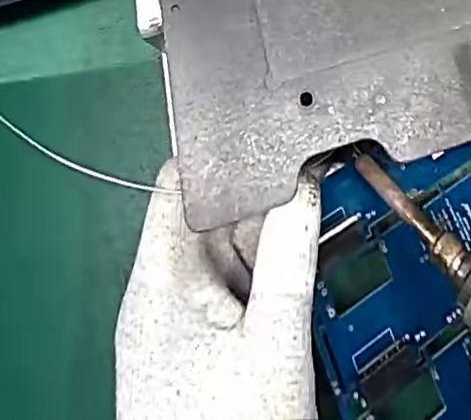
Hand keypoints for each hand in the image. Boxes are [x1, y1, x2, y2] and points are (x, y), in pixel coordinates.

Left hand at [115, 160, 321, 419]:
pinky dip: (266, 271)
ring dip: (269, 237)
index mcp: (159, 282)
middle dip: (263, 198)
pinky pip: (236, 279)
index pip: (180, 181)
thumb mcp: (274, 338)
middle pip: (213, 210)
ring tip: (303, 250)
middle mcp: (161, 292)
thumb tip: (305, 180)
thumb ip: (290, 250)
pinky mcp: (198, 336)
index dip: (224, 149)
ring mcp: (179, 316)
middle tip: (311, 189)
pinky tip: (289, 283)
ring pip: (230, 243)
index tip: (271, 133)